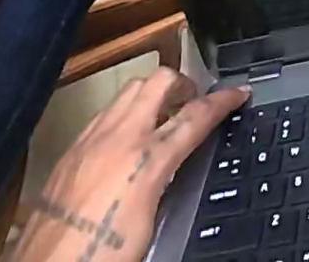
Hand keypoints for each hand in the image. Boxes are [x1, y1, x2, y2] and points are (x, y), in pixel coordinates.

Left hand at [12, 70, 248, 261]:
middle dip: (185, 84)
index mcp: (146, 162)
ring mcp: (91, 140)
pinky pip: (106, 110)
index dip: (223, 101)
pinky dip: (126, 111)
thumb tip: (179, 163)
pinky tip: (127, 137)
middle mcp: (119, 140)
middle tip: (194, 102)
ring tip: (162, 116)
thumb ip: (167, 181)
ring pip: (132, 88)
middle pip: (162, 81)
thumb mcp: (149, 227)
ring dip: (154, 93)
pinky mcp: (69, 151)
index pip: (196, 116)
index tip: (239, 93)